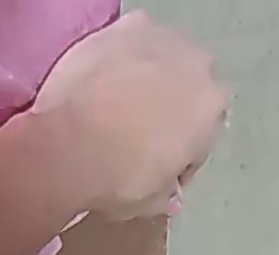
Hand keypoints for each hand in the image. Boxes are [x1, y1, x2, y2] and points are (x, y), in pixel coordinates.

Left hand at [14, 12, 226, 218]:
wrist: (68, 145)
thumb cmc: (114, 179)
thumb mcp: (143, 203)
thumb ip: (163, 197)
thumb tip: (171, 199)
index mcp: (210, 112)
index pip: (201, 140)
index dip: (178, 160)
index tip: (157, 173)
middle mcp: (199, 66)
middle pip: (186, 93)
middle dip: (168, 113)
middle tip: (135, 139)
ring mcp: (164, 40)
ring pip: (161, 64)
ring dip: (146, 83)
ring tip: (114, 110)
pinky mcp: (127, 27)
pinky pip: (128, 46)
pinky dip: (118, 63)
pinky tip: (97, 85)